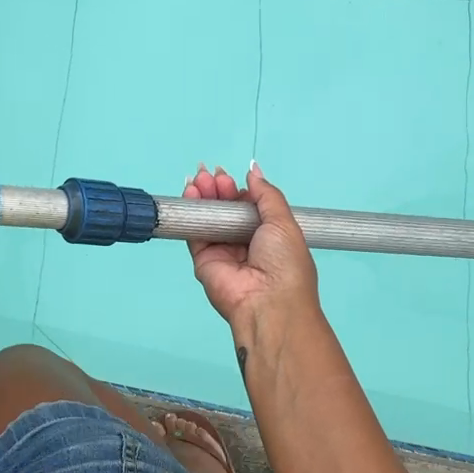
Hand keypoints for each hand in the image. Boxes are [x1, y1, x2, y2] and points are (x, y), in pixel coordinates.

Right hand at [185, 161, 318, 342]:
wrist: (268, 303)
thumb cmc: (284, 262)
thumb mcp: (284, 223)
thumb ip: (266, 195)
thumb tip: (253, 169)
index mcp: (269, 235)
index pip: (247, 205)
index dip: (237, 189)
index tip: (228, 175)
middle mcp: (244, 241)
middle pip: (225, 208)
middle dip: (217, 188)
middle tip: (211, 174)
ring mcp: (222, 249)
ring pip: (208, 216)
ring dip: (203, 195)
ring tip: (200, 178)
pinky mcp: (203, 257)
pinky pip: (194, 231)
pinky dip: (190, 211)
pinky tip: (189, 193)